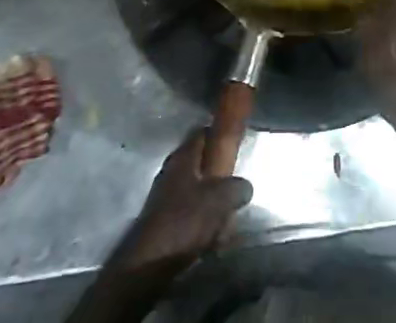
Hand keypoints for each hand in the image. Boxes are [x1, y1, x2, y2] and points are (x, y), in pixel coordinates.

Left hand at [107, 131, 252, 275]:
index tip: (236, 143)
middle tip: (237, 188)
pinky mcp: (164, 221)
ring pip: (198, 191)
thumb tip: (245, 186)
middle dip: (220, 176)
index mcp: (182, 158)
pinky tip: (214, 239)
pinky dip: (204, 223)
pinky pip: (191, 214)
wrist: (150, 262)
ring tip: (229, 220)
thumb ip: (237, 187)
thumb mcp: (220, 199)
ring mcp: (166, 197)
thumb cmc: (185, 221)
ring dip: (214, 204)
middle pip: (201, 164)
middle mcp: (171, 172)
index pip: (202, 133)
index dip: (219, 134)